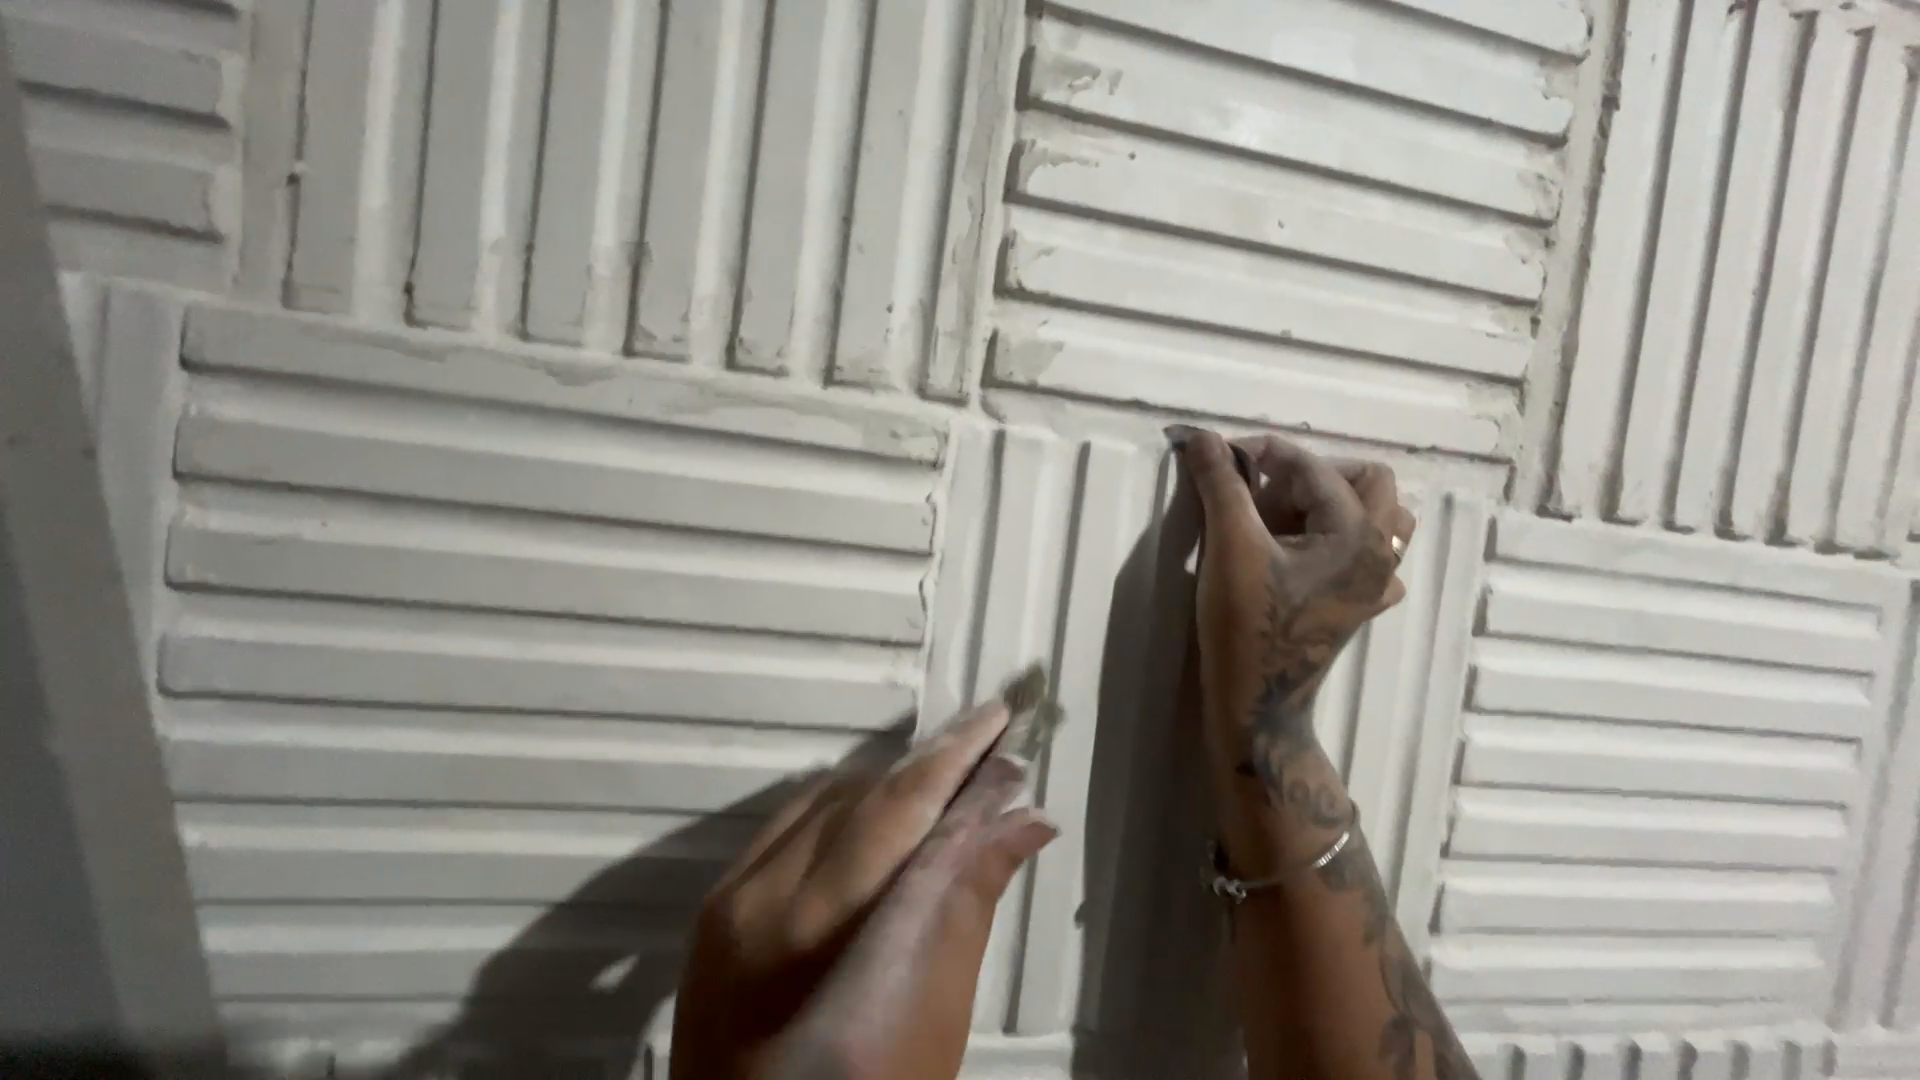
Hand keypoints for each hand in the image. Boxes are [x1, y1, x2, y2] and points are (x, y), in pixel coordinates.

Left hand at [671, 702, 1056, 1079]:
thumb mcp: (930, 1017)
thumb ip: (969, 901)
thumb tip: (1025, 819)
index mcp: (817, 928)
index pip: (900, 808)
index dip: (955, 758)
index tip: (999, 717)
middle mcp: (761, 895)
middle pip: (860, 795)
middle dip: (930, 761)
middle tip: (986, 736)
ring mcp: (730, 897)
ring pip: (822, 799)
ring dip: (888, 781)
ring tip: (946, 771)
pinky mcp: (716, 903)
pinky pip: (788, 823)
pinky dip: (842, 805)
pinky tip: (881, 806)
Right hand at [1167, 428, 1412, 859]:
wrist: (1257, 703)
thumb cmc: (1247, 624)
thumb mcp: (1229, 546)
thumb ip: (1221, 485)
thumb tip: (1202, 437)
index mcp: (1357, 532)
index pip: (1311, 467)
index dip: (1260, 453)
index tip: (1217, 458)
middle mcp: (1380, 552)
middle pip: (1366, 480)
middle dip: (1308, 474)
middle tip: (1261, 493)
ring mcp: (1376, 583)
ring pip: (1376, 516)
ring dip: (1331, 503)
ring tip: (1284, 518)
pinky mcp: (1359, 605)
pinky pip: (1366, 555)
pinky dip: (1337, 542)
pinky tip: (1303, 556)